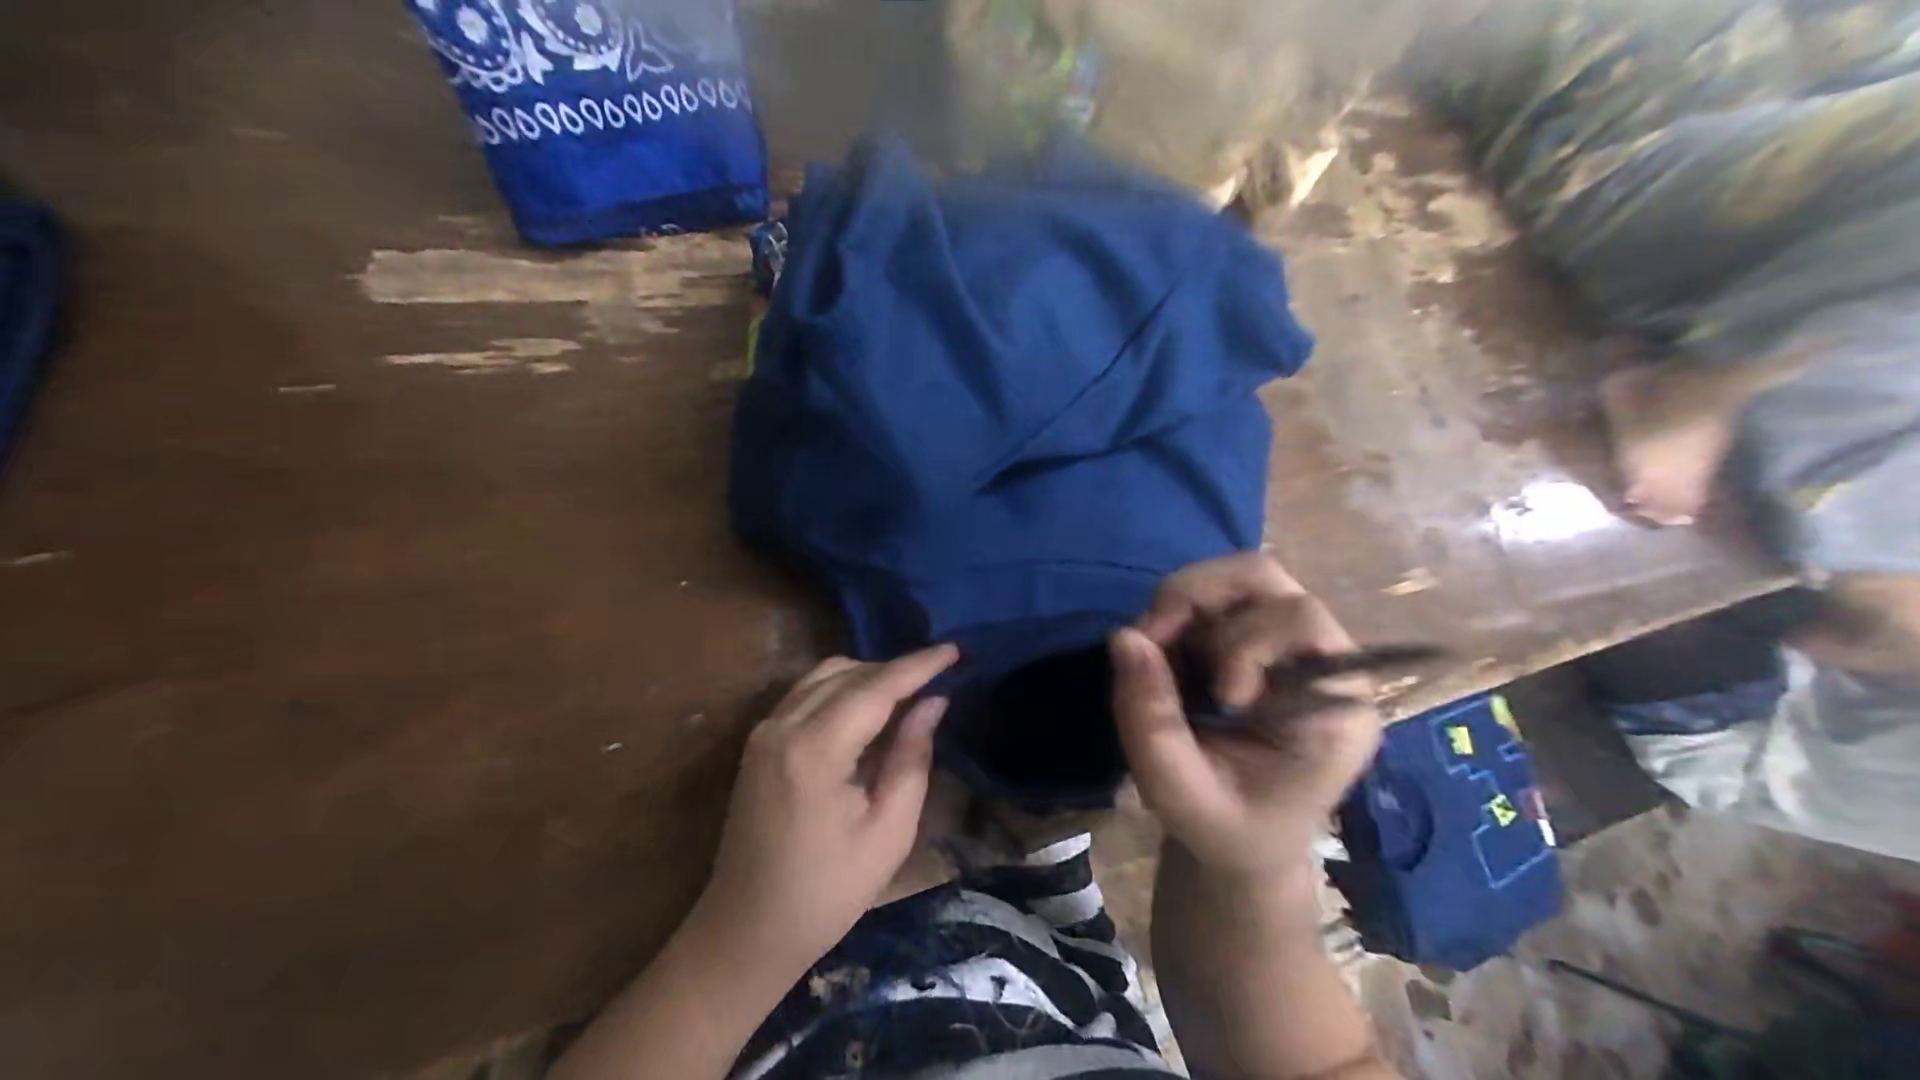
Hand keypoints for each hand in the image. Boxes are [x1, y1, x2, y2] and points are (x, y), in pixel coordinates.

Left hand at [697, 645, 957, 962]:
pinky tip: (868, 709)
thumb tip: (934, 702)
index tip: (954, 650)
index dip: (918, 665)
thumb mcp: (889, 831)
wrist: (747, 929)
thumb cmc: (829, 892)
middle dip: (895, 669)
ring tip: (908, 693)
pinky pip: (806, 693)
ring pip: (824, 675)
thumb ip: (912, 756)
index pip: (876, 687)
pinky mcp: (758, 741)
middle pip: (848, 672)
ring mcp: (764, 731)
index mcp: (815, 750)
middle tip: (937, 678)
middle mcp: (783, 726)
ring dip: (867, 675)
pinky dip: (841, 689)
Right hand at [1111, 553, 1380, 875]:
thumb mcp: (1180, 791)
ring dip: (1183, 602)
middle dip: (1197, 597)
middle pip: (1264, 579)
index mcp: (1334, 706)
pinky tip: (1164, 652)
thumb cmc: (1225, 828)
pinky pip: (1215, 597)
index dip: (1244, 641)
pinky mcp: (1254, 639)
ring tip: (1155, 648)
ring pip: (1237, 578)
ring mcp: (1285, 643)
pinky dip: (1178, 612)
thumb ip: (1151, 721)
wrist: (1240, 841)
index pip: (1301, 621)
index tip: (1217, 698)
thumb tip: (1125, 636)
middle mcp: (1321, 661)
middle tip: (1155, 638)